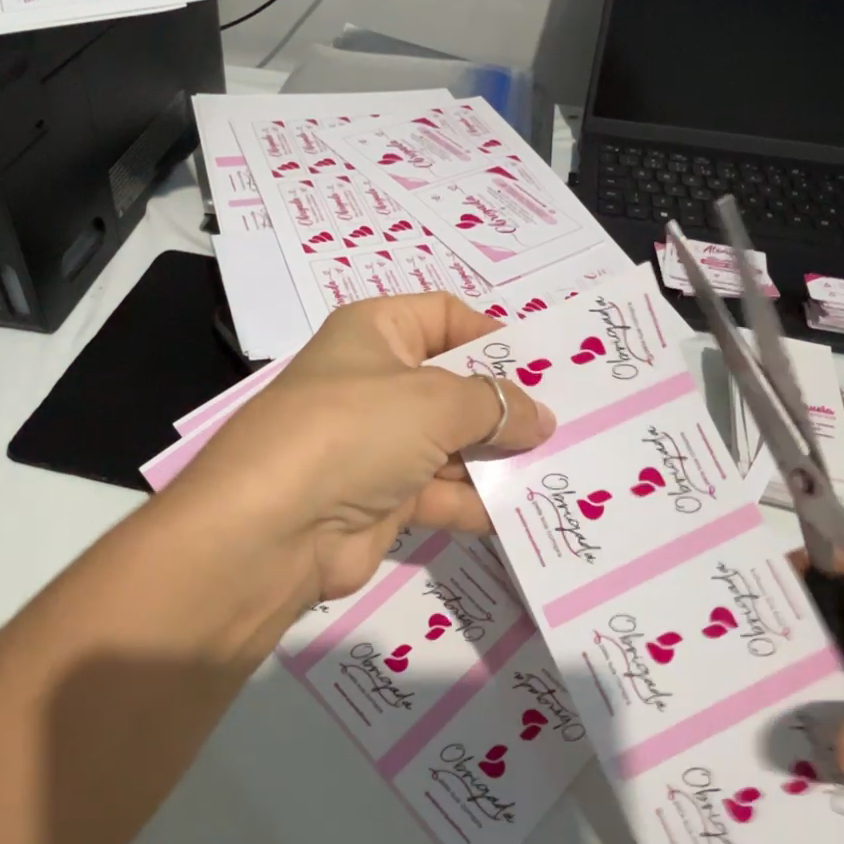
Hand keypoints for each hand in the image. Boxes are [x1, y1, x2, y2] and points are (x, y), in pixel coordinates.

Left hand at [170, 293, 554, 603]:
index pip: (444, 315)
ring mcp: (375, 442)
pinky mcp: (380, 498)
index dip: (493, 336)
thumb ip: (495, 404)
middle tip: (568, 421)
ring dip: (497, 458)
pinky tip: (522, 510)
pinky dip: (476, 501)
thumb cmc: (356, 430)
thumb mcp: (434, 401)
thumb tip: (539, 416)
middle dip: (504, 404)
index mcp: (375, 332)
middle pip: (453, 383)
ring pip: (451, 442)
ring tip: (560, 466)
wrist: (275, 529)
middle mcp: (374, 381)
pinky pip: (440, 491)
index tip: (543, 366)